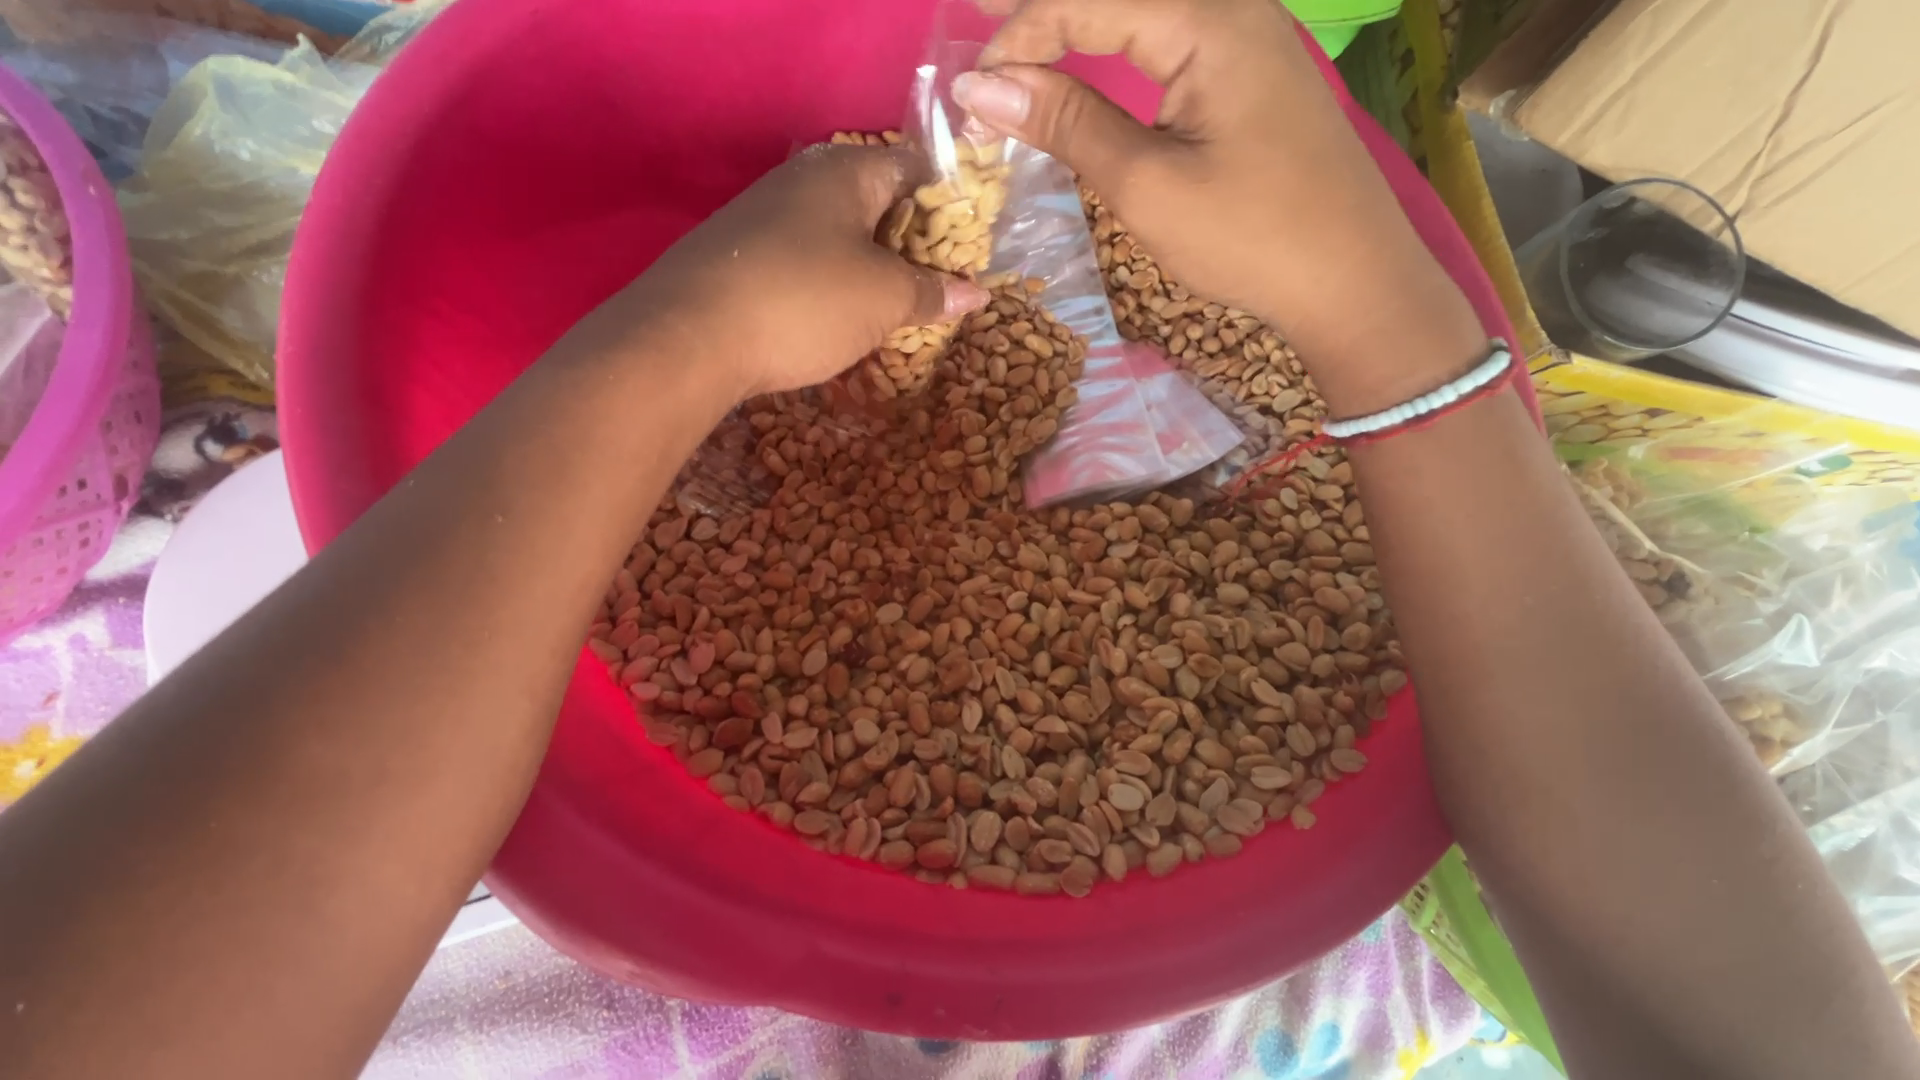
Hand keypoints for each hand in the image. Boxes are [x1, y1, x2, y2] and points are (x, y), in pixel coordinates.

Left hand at [613, 144, 989, 399]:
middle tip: (943, 287)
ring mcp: (766, 218)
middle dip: (912, 245)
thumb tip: (977, 293)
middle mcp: (805, 181)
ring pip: (839, 238)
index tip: (973, 245)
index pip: (917, 167)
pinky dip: (833, 288)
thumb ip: (932, 293)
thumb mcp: (883, 300)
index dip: (951, 203)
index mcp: (847, 172)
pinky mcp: (742, 258)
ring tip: (900, 312)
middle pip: (877, 204)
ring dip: (871, 272)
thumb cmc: (804, 302)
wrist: (689, 338)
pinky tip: (843, 323)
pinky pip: (806, 264)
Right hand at [954, 0, 1485, 414]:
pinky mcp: (1253, 66)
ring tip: (1022, 30)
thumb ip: (1067, 123)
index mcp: (1209, 21)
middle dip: (1045, 2)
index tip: (971, 88)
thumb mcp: (1147, 186)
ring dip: (1081, 15)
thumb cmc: (1250, 239)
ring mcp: (1250, 31)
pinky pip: (1174, 27)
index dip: (1020, 30)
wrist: (1352, 279)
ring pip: (1147, 5)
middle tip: (975, 9)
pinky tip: (1090, 48)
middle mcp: (1233, 4)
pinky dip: (1120, 35)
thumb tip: (982, 85)